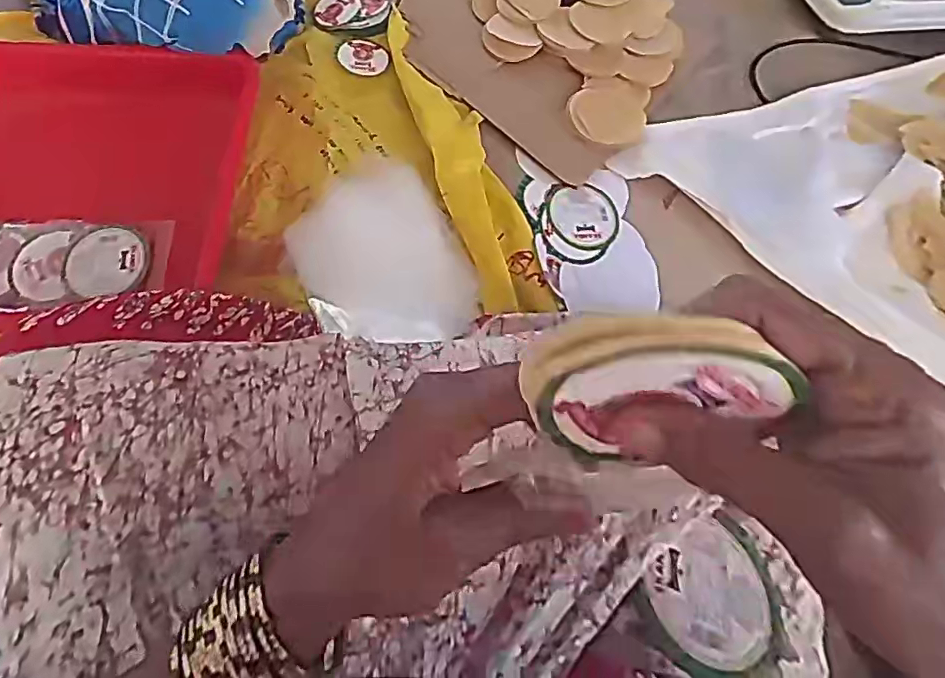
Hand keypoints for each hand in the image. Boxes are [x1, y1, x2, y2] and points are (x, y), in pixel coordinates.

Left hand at [263, 366, 592, 657]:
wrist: (317, 565)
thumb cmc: (376, 557)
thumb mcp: (452, 549)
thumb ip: (521, 519)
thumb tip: (590, 506)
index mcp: (444, 409)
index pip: (524, 382)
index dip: (575, 391)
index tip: (625, 409)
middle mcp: (444, 389)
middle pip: (523, 379)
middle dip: (572, 398)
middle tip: (627, 423)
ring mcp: (442, 399)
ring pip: (513, 389)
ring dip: (555, 409)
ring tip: (609, 432)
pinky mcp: (442, 417)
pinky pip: (498, 405)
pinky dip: (530, 420)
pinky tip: (564, 443)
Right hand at [604, 276, 944, 677]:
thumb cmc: (916, 589)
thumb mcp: (821, 522)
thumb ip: (724, 463)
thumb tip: (624, 421)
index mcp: (867, 374)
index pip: (767, 310)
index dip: (700, 323)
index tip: (646, 363)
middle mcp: (840, 373)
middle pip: (742, 333)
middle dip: (682, 359)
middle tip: (631, 397)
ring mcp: (821, 404)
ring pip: (733, 367)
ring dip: (684, 388)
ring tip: (641, 418)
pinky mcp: (802, 434)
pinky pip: (736, 405)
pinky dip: (698, 418)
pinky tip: (672, 441)